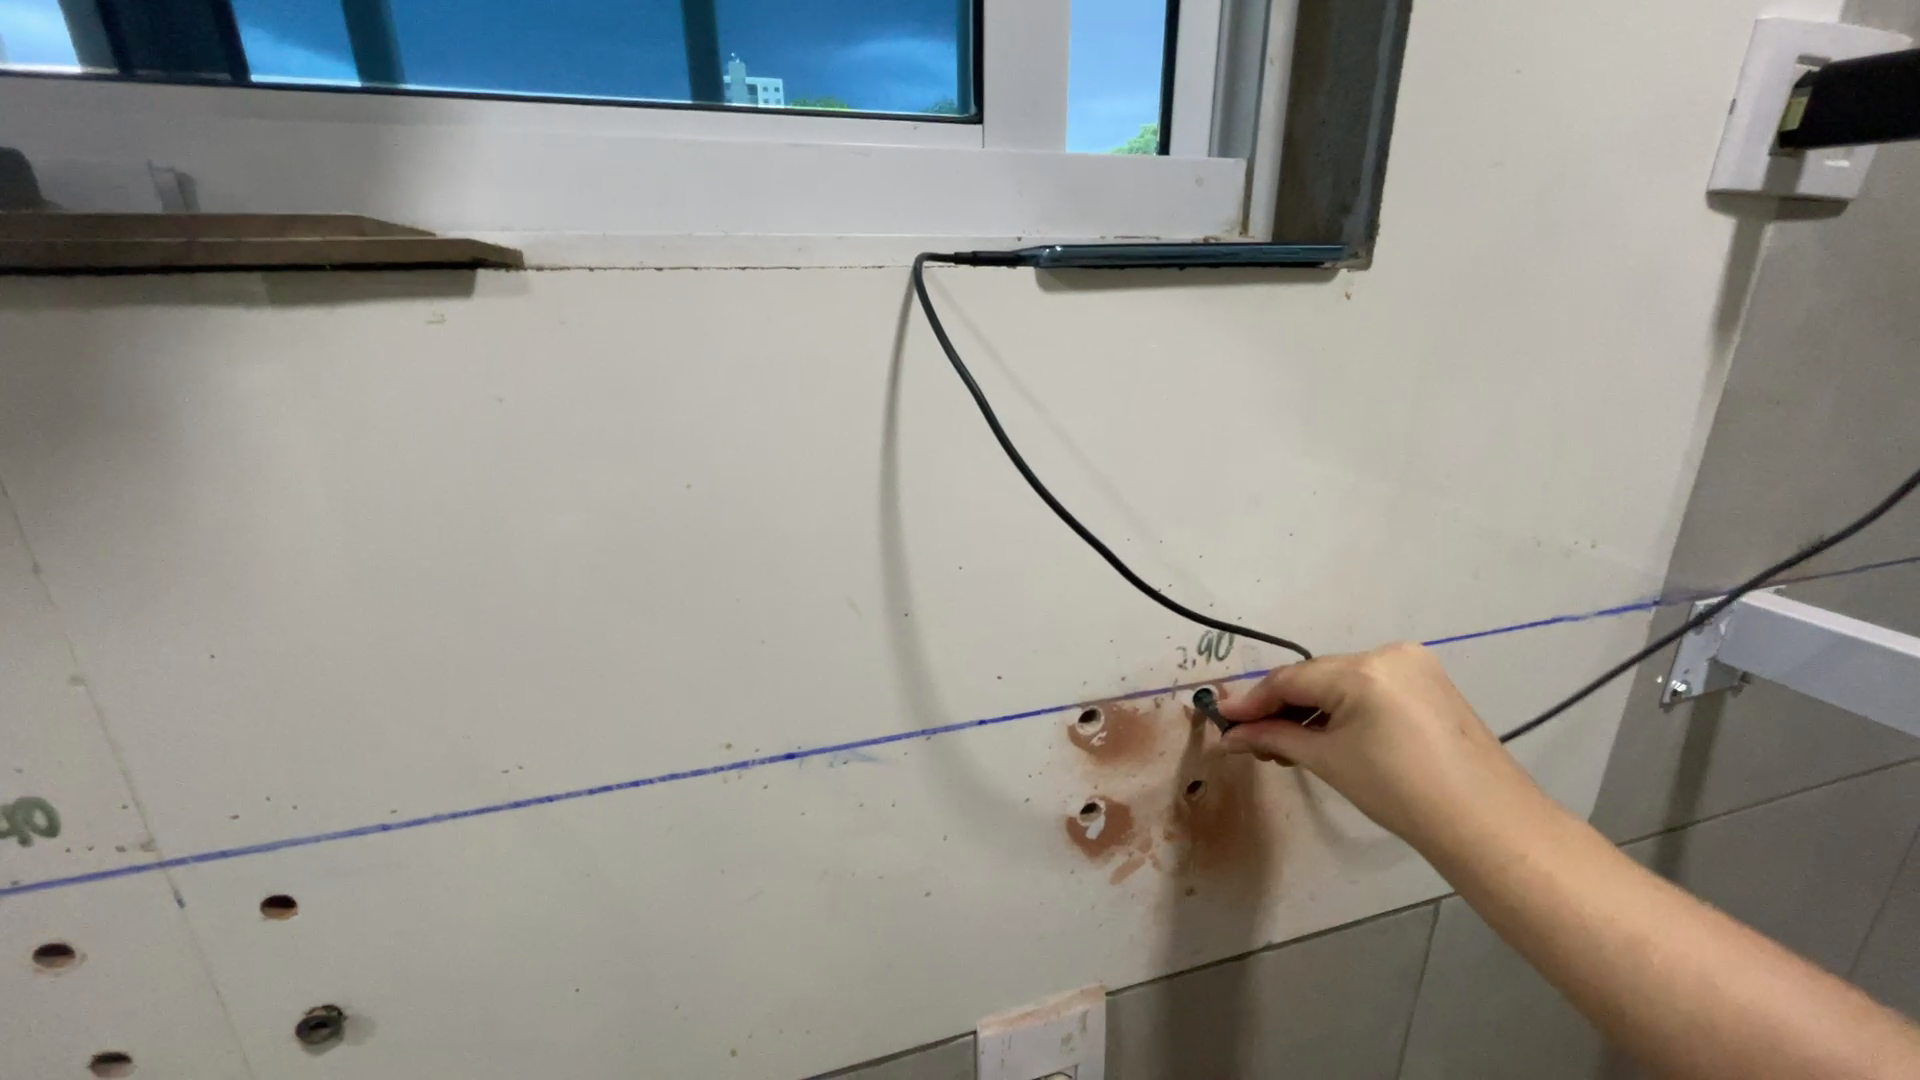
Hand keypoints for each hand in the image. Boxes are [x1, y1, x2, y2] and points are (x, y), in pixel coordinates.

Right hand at [1214, 643, 1548, 853]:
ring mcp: (1414, 665)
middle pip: (1315, 677)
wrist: (1488, 824)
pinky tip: (1324, 735)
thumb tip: (1228, 736)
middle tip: (1250, 738)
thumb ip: (1273, 738)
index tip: (1220, 720)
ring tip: (1284, 744)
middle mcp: (1388, 654)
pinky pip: (1369, 687)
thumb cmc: (1400, 793)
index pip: (1289, 679)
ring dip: (1310, 709)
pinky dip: (1342, 708)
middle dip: (1280, 707)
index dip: (1250, 702)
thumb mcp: (1327, 762)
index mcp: (1362, 670)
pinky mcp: (1429, 683)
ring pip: (1341, 682)